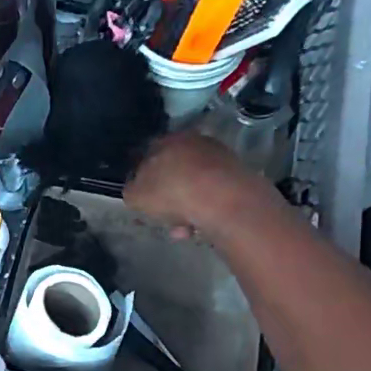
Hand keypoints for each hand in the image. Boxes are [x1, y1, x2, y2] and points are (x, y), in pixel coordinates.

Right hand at [124, 132, 269, 237]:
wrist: (223, 200)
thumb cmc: (172, 192)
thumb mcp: (136, 195)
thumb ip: (131, 191)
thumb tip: (136, 191)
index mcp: (167, 140)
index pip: (149, 156)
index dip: (144, 180)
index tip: (145, 201)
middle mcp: (194, 142)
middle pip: (175, 172)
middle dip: (168, 197)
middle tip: (164, 218)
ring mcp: (219, 157)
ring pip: (195, 186)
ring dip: (187, 208)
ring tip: (183, 229)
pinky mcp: (238, 176)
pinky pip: (213, 195)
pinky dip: (205, 210)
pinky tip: (200, 227)